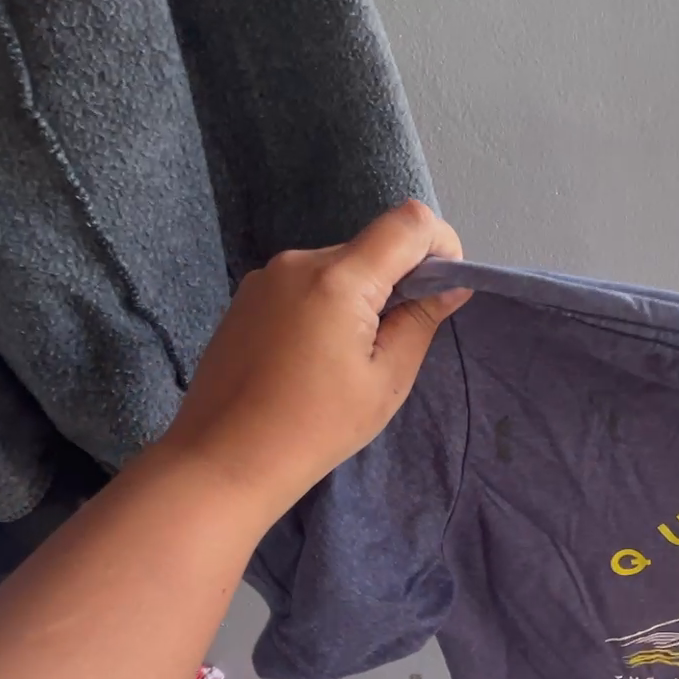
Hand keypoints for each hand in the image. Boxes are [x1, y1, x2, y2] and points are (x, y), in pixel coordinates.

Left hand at [153, 200, 468, 517]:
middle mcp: (299, 262)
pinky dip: (333, 305)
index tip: (445, 287)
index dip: (442, 244)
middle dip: (403, 280)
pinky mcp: (250, 295)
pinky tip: (321, 357)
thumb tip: (451, 285)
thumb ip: (422, 320)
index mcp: (339, 280)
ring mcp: (268, 276)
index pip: (408, 223)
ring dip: (366, 297)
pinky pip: (310, 283)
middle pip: (374, 246)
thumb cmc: (318, 425)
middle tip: (401, 341)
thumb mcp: (387, 378)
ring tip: (355, 358)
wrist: (227, 456)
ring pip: (342, 267)